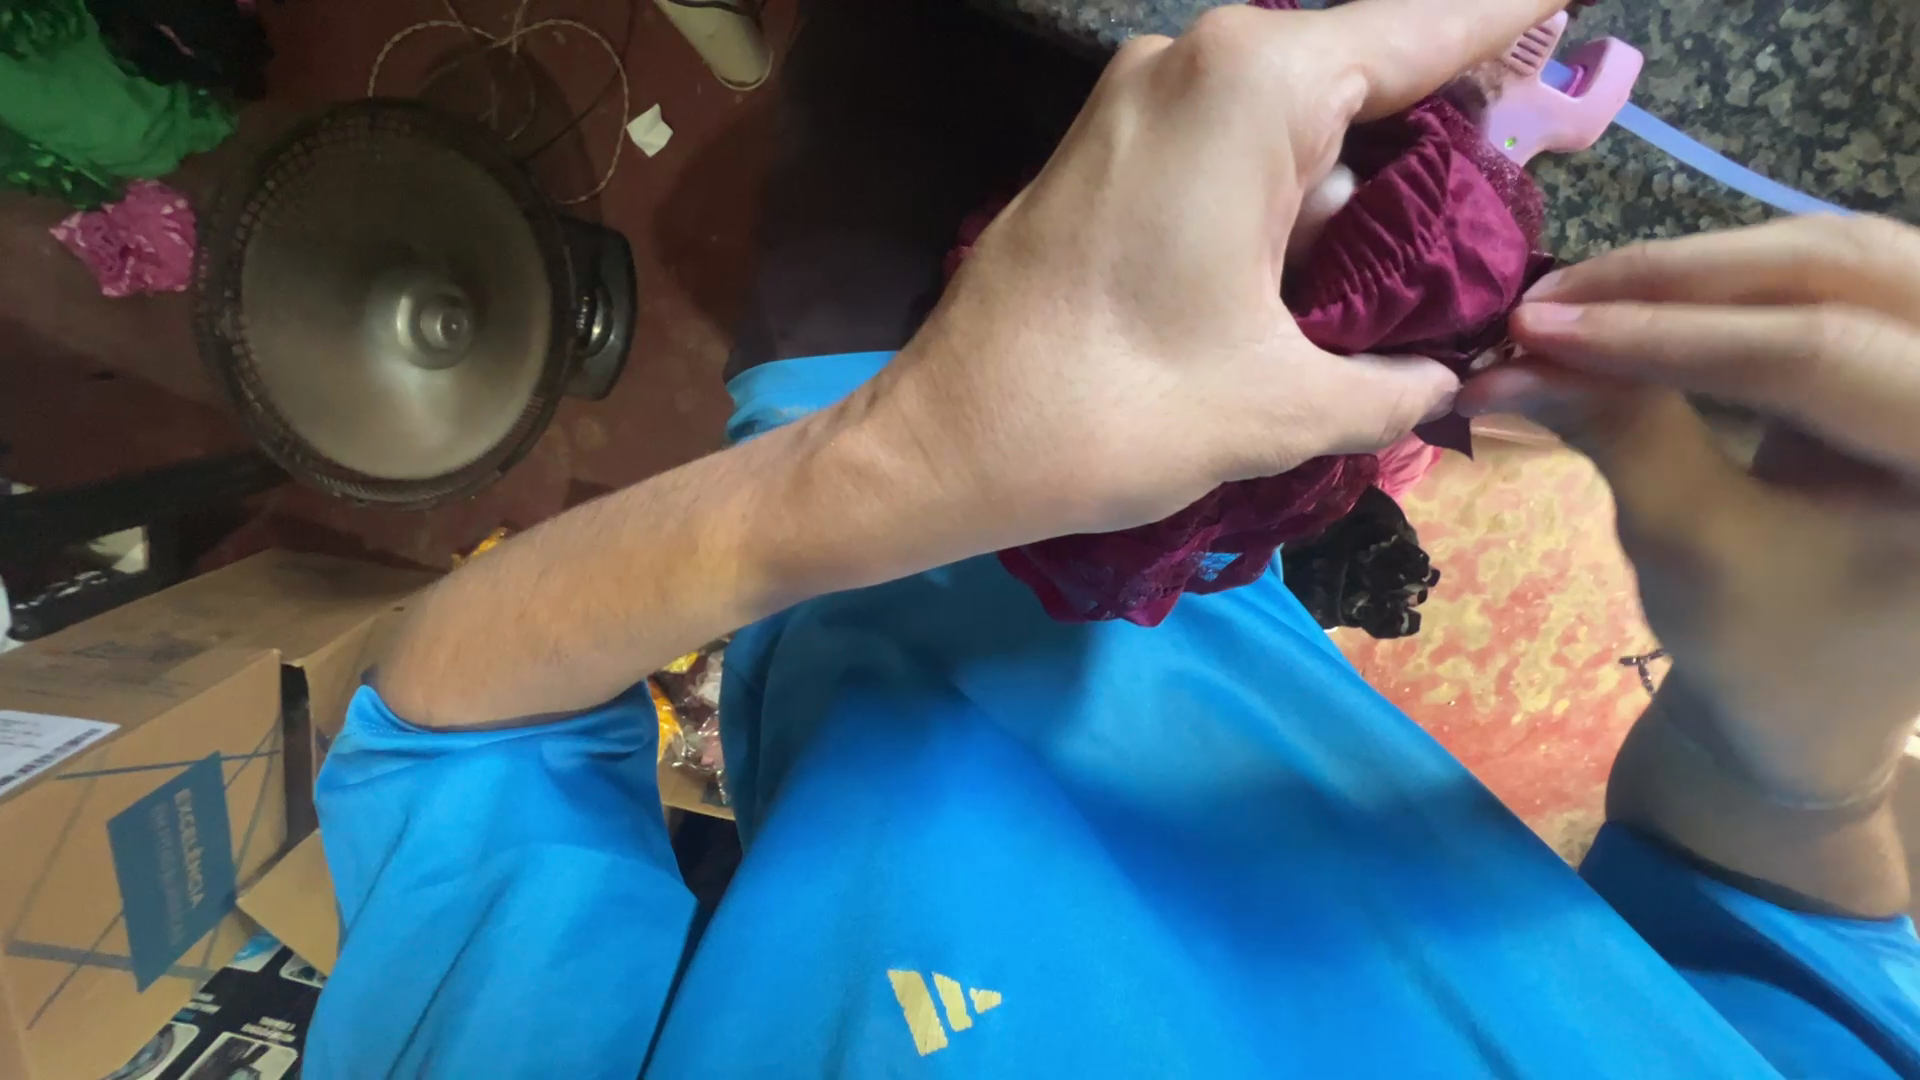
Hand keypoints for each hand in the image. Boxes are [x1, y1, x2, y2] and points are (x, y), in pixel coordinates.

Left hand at [844, 0, 1563, 544]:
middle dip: (1422, 165)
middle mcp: (1186, 70)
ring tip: (1376, 305)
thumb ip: (1389, 387)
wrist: (944, 448)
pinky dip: (1260, 222)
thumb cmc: (1111, 415)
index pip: (1437, 25)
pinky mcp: (1087, 173)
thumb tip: (1443, 381)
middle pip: (1353, 89)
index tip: (1578, 41)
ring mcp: (1124, 119)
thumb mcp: (1279, 407)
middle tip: (1472, 253)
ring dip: (1334, 213)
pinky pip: (1207, 173)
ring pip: (1275, 142)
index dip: (1518, 40)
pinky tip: (1281, 299)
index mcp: (1254, 84)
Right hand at [1459, 215, 1919, 910]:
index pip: (1811, 354)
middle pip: (1841, 268)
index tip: (1525, 329)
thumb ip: (1612, 432)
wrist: (1818, 690)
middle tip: (1538, 302)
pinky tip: (1640, 299)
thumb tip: (1505, 366)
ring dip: (1691, 268)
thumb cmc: (1759, 641)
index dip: (1653, 334)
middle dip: (1669, 277)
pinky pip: (1832, 280)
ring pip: (1839, 253)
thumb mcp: (1679, 542)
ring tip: (1574, 296)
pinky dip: (1722, 282)